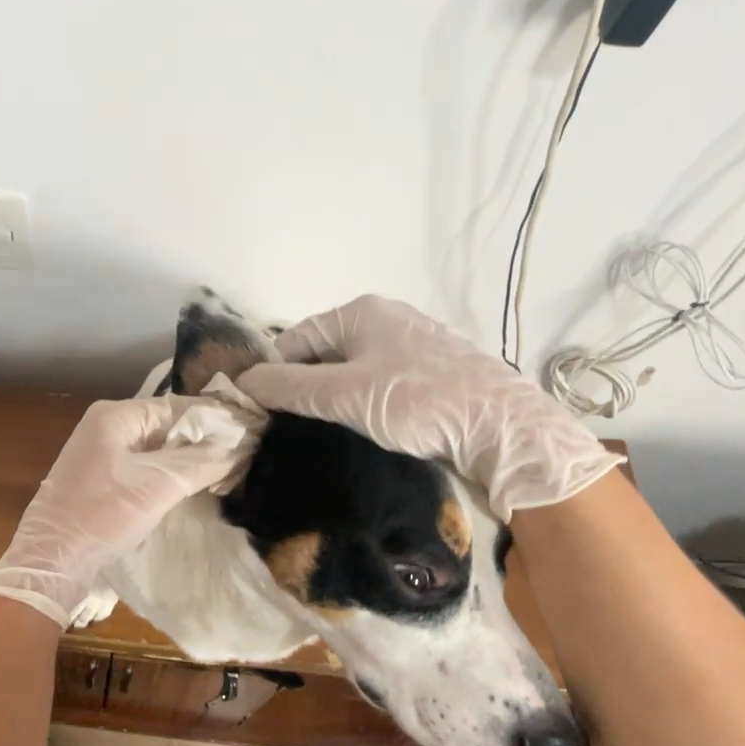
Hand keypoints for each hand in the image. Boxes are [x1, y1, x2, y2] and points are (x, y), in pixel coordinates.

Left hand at [0, 395, 257, 626]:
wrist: (51, 562)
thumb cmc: (101, 517)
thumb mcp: (157, 487)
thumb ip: (201, 462)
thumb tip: (240, 445)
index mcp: (114, 416)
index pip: (177, 407)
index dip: (214, 421)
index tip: (251, 434)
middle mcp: (105, 426)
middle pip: (166, 426)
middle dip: (202, 442)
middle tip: (243, 457)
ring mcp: (99, 453)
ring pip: (156, 449)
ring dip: (186, 461)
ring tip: (224, 474)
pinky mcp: (99, 480)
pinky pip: (142, 467)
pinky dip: (166, 475)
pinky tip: (190, 488)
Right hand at [234, 294, 623, 519]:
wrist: (502, 429)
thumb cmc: (418, 403)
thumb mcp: (342, 395)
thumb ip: (287, 387)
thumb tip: (241, 382)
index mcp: (359, 312)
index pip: (292, 341)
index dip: (274, 377)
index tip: (267, 416)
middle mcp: (384, 318)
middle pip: (320, 356)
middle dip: (304, 390)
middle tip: (297, 429)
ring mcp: (410, 344)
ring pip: (348, 373)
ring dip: (333, 401)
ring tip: (331, 433)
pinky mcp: (429, 372)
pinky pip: (377, 384)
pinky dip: (362, 405)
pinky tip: (366, 431)